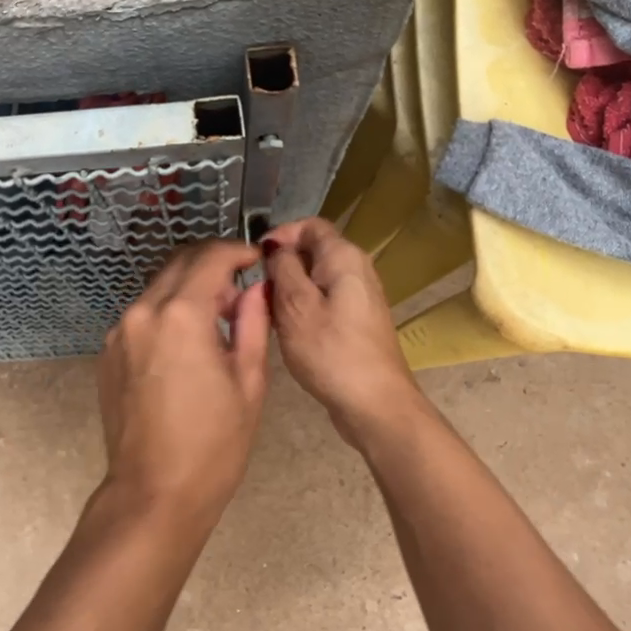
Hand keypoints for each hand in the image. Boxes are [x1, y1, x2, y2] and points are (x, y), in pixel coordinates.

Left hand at [97, 240, 270, 526]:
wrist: (152, 495)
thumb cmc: (213, 446)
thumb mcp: (248, 383)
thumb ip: (252, 324)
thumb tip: (256, 288)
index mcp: (181, 316)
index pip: (209, 258)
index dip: (236, 251)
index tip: (254, 259)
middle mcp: (143, 313)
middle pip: (179, 264)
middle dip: (212, 266)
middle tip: (240, 292)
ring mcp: (119, 332)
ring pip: (158, 288)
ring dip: (188, 289)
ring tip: (217, 323)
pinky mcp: (108, 352)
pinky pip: (142, 315)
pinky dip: (167, 313)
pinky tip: (187, 346)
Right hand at [263, 218, 429, 446]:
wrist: (375, 405)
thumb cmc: (331, 351)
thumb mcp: (295, 305)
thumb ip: (281, 268)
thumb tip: (275, 248)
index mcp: (344, 257)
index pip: (309, 225)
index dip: (280, 234)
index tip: (255, 259)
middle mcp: (357, 269)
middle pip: (311, 252)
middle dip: (281, 266)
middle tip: (256, 290)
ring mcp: (359, 297)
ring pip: (314, 279)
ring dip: (289, 291)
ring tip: (267, 313)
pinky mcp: (356, 322)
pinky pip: (323, 301)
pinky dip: (302, 309)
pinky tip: (288, 332)